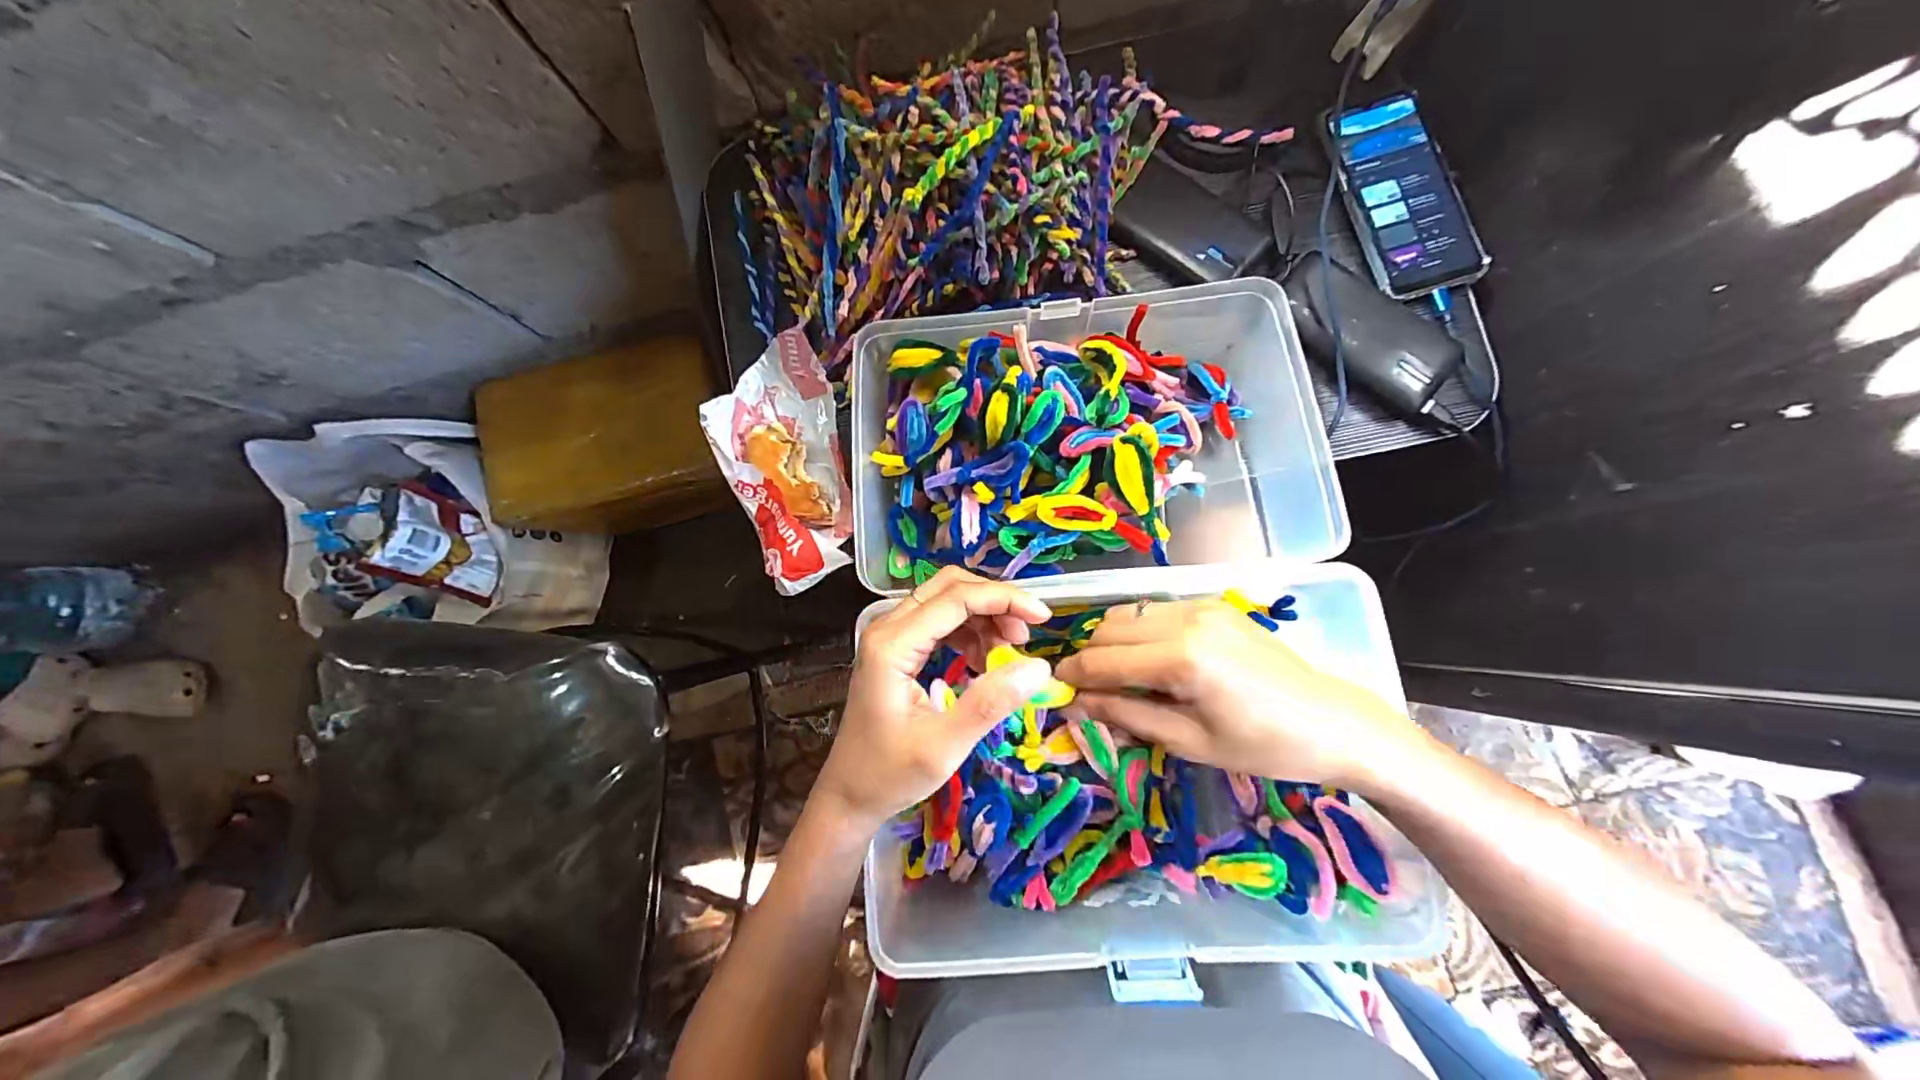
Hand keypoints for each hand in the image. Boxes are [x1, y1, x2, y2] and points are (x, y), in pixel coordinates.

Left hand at [815, 567, 1053, 827]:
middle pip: (949, 587)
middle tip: (1025, 636)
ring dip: (984, 617)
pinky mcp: (897, 650)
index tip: (1043, 618)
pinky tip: (984, 661)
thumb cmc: (889, 774)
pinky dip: (969, 632)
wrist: (848, 795)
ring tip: (1009, 653)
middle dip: (995, 602)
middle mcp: (888, 629)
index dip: (1004, 599)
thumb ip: (990, 703)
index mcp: (892, 645)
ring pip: (946, 601)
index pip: (955, 597)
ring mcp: (890, 637)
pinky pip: (940, 623)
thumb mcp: (944, 746)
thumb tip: (1039, 668)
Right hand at [1053, 598, 1424, 789]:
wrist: (1334, 722)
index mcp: (1180, 657)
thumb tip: (1077, 706)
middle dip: (1090, 660)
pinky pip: (1155, 609)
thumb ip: (1127, 717)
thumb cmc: (1265, 746)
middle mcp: (1185, 618)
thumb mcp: (1190, 743)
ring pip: (1127, 613)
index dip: (1072, 679)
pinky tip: (1153, 662)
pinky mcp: (1213, 604)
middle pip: (1107, 629)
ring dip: (1112, 642)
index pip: (1102, 661)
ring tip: (1123, 679)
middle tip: (1092, 695)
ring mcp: (1200, 605)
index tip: (1056, 695)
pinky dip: (1139, 632)